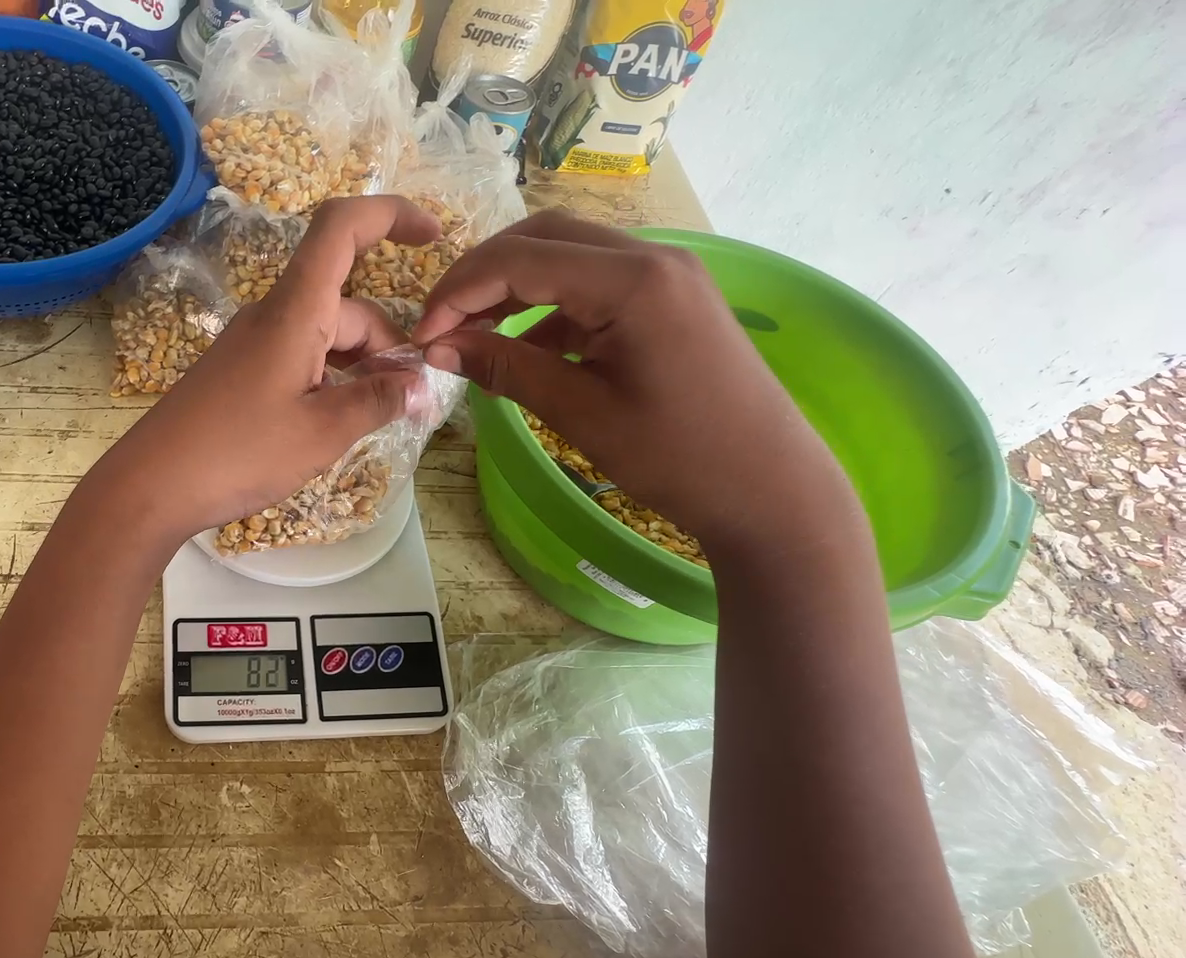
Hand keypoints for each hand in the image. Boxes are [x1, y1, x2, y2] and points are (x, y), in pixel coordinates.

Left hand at [90, 196, 443, 541]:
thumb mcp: (321, 432)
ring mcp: (252, 346)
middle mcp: (272, 317)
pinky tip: (338, 420)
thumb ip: (376, 402)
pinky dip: (329, 380)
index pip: (342, 228)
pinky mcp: (239, 374)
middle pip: (344, 303)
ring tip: (382, 416)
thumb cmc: (239, 454)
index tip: (432, 236)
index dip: (391, 215)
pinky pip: (298, 360)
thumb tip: (418, 386)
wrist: (152, 486)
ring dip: (360, 367)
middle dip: (387, 344)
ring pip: (323, 337)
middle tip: (412, 402)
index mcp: (295, 312)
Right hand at [410, 211, 853, 552]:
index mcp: (633, 281)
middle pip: (541, 237)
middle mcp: (652, 257)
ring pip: (565, 255)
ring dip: (511, 288)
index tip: (422, 338)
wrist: (769, 486)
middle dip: (480, 276)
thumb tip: (437, 348)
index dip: (458, 292)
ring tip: (472, 338)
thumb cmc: (676, 456)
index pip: (519, 259)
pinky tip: (524, 348)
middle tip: (441, 327)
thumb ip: (505, 368)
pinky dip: (547, 306)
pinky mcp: (668, 297)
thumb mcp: (579, 412)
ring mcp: (665, 273)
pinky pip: (591, 283)